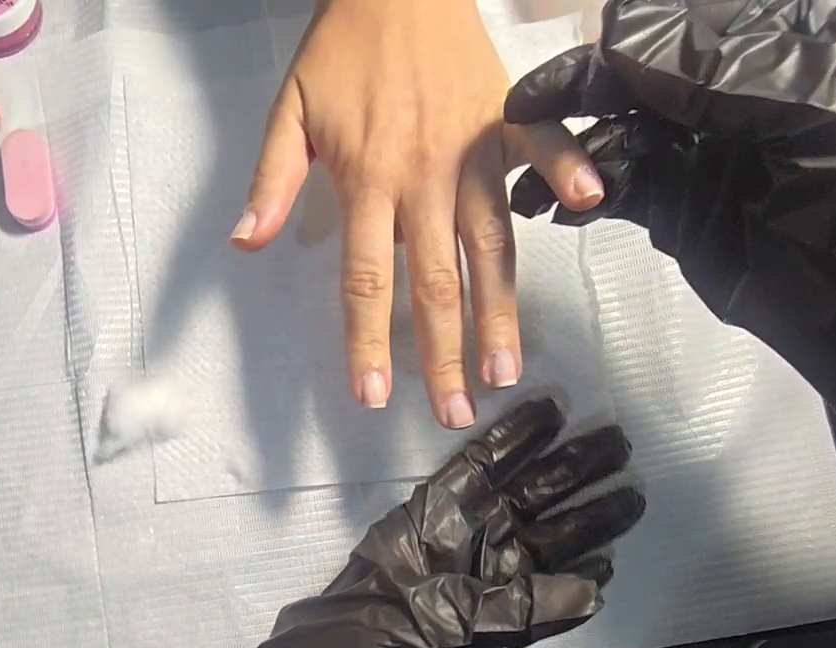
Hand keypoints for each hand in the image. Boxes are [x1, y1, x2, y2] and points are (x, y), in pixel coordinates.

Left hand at [229, 397, 644, 647]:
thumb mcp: (419, 618)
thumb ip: (499, 606)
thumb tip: (589, 588)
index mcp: (425, 529)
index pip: (476, 469)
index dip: (514, 437)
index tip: (557, 406)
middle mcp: (452, 552)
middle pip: (520, 500)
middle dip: (567, 471)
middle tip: (620, 442)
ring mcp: (468, 593)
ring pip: (536, 549)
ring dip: (582, 526)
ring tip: (630, 499)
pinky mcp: (479, 637)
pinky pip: (533, 604)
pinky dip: (569, 590)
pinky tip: (602, 571)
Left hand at [232, 0, 603, 427]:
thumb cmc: (340, 47)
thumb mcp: (291, 112)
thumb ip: (272, 181)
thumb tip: (246, 243)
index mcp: (369, 182)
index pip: (367, 281)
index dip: (369, 342)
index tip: (376, 396)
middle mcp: (424, 178)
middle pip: (435, 283)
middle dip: (444, 354)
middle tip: (456, 412)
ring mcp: (473, 149)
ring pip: (490, 245)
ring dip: (500, 311)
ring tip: (507, 369)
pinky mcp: (507, 116)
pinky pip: (543, 147)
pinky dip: (565, 172)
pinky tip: (590, 207)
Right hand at [503, 0, 835, 447]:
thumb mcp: (821, 105)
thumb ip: (723, 70)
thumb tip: (622, 43)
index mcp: (789, 42)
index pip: (670, 37)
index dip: (597, 61)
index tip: (531, 95)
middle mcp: (742, 94)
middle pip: (637, 90)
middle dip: (573, 113)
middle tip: (513, 143)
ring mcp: (717, 159)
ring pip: (626, 145)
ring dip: (571, 164)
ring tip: (523, 195)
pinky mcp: (697, 216)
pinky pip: (633, 194)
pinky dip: (592, 200)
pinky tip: (559, 211)